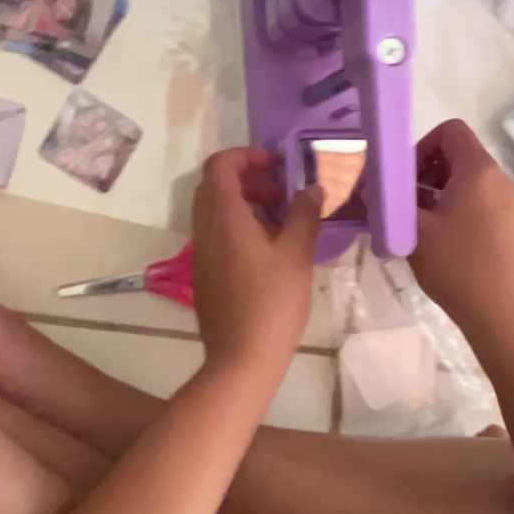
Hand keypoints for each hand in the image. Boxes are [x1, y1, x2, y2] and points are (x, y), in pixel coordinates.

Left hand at [190, 147, 322, 376]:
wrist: (242, 358)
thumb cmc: (271, 303)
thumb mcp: (296, 254)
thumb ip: (304, 214)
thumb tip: (312, 188)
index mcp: (223, 217)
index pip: (220, 165)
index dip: (247, 156)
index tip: (278, 166)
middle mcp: (204, 230)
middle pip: (216, 187)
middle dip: (250, 180)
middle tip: (284, 194)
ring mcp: (202, 255)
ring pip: (217, 214)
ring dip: (247, 206)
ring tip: (284, 223)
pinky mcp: (206, 276)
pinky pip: (218, 238)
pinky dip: (240, 230)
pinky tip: (271, 252)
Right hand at [407, 120, 513, 337]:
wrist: (504, 315)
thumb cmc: (457, 268)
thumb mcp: (413, 234)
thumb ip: (389, 205)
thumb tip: (368, 190)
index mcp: (478, 171)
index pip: (451, 131)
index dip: (421, 146)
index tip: (405, 180)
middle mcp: (501, 180)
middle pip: (461, 157)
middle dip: (428, 174)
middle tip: (406, 206)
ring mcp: (513, 205)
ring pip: (472, 185)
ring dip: (442, 196)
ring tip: (422, 230)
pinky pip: (484, 206)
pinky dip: (461, 213)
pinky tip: (448, 248)